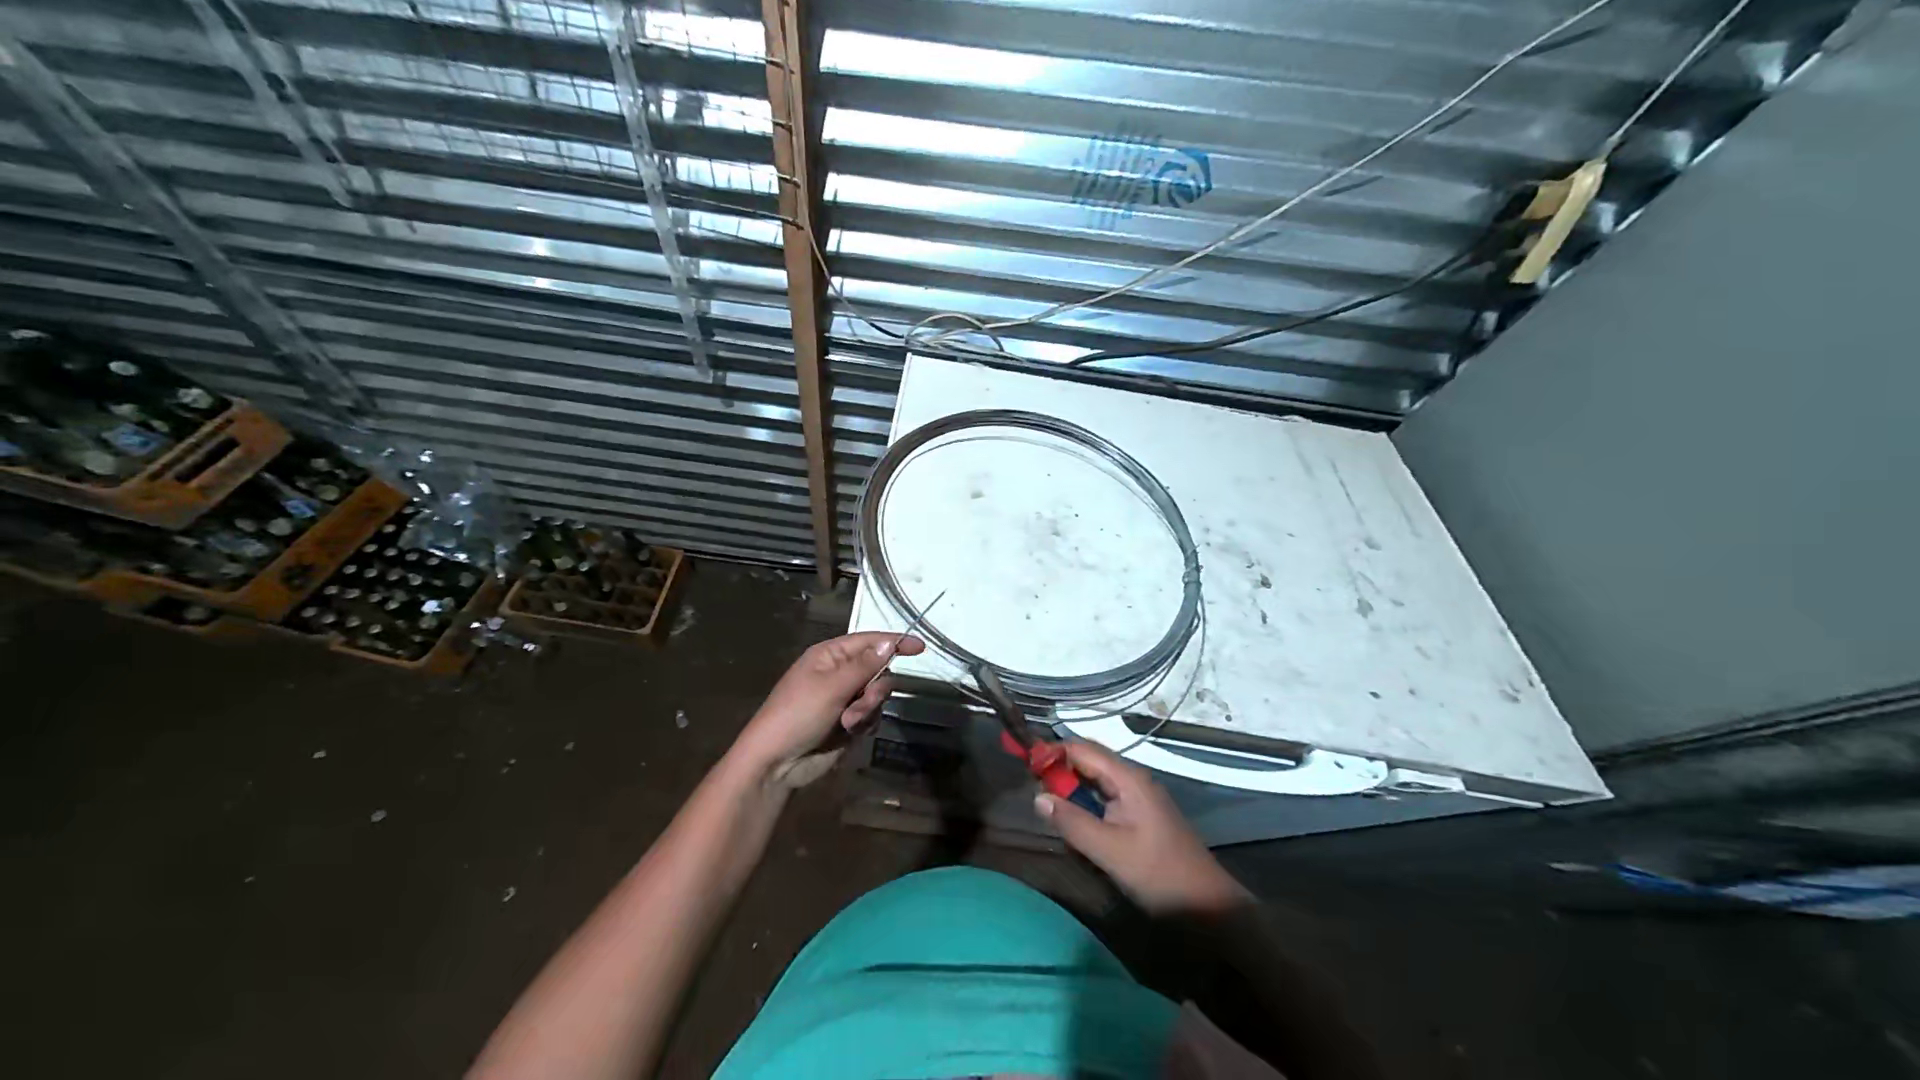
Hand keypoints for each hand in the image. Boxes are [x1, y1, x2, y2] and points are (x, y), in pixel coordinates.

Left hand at [731, 631, 924, 788]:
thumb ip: (865, 665)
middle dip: (875, 689)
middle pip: (878, 670)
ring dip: (867, 710)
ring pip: (877, 696)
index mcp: (830, 655)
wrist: (776, 762)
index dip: (894, 642)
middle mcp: (838, 673)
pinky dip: (864, 724)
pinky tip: (849, 733)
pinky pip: (871, 716)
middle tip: (861, 703)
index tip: (920, 647)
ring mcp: (843, 698)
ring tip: (848, 724)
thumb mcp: (832, 686)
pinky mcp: (846, 722)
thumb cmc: (798, 714)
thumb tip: (890, 642)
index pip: (869, 641)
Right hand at [1036, 740, 1249, 914]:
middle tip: (1030, 781)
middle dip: (1059, 766)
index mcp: (1129, 778)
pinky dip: (1085, 800)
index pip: (1083, 749)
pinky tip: (1072, 815)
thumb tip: (1038, 797)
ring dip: (1071, 784)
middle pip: (1089, 760)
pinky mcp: (1140, 815)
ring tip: (1045, 797)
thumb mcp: (1110, 850)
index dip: (1053, 751)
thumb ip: (1072, 822)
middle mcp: (1133, 779)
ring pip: (1096, 779)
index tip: (1024, 761)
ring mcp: (1138, 797)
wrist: (1208, 905)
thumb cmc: (1159, 874)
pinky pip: (1106, 796)